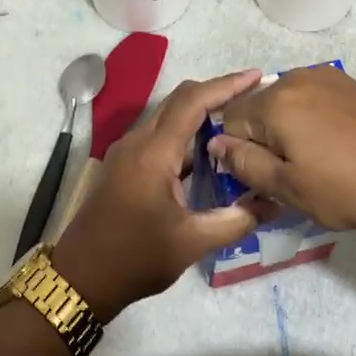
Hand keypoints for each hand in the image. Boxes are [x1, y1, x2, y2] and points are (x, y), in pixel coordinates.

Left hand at [53, 70, 271, 318]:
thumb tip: (275, 202)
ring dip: (199, 113)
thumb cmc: (136, 258)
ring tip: (235, 122)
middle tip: (251, 97)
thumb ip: (236, 219)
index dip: (226, 85)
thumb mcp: (193, 242)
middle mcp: (138, 140)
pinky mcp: (123, 163)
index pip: (193, 102)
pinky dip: (184, 132)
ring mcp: (127, 150)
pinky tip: (206, 151)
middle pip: (179, 99)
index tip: (256, 77)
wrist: (81, 278)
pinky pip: (158, 133)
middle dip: (216, 92)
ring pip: (168, 116)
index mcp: (154, 152)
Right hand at [207, 65, 355, 233]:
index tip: (257, 176)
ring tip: (312, 162)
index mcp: (274, 102)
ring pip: (282, 102)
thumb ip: (245, 163)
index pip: (229, 119)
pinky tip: (331, 146)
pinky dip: (308, 119)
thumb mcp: (288, 188)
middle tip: (286, 175)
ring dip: (284, 128)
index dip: (235, 150)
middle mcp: (293, 78)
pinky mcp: (345, 83)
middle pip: (255, 106)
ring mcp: (323, 77)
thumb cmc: (348, 189)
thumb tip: (216, 143)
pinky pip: (308, 97)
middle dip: (260, 137)